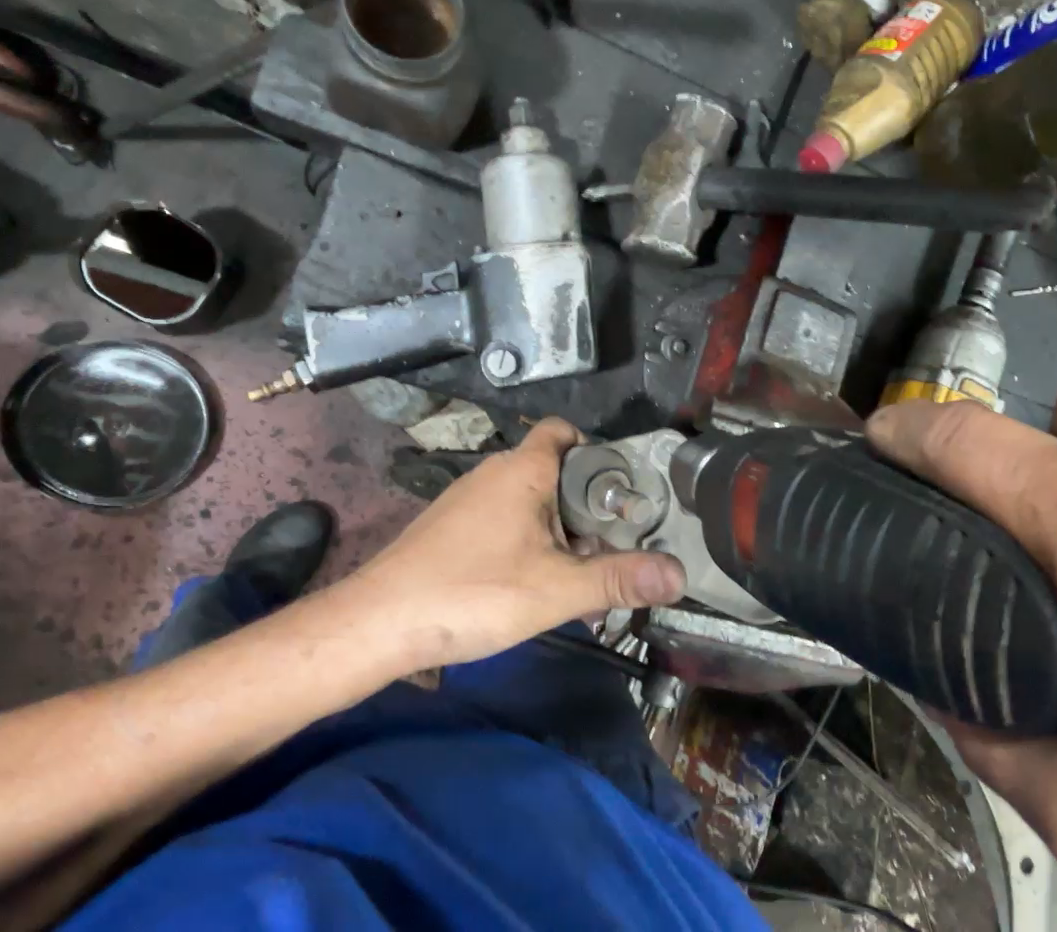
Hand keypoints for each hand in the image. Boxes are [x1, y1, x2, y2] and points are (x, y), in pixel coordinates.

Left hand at [328, 419, 685, 669]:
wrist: (377, 624)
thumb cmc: (472, 592)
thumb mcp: (556, 590)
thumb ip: (619, 578)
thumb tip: (679, 573)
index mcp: (522, 471)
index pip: (563, 432)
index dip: (597, 450)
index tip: (624, 490)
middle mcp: (493, 475)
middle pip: (554, 471)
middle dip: (587, 503)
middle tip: (614, 543)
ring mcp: (466, 502)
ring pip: (528, 501)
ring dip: (558, 529)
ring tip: (581, 570)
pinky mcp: (450, 530)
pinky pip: (503, 522)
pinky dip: (527, 542)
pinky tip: (533, 584)